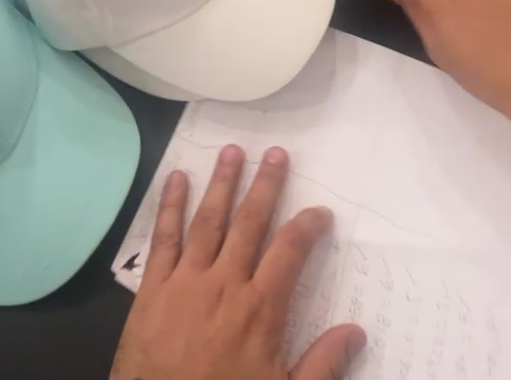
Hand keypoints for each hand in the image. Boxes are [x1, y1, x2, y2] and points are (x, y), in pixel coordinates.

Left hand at [111, 145, 365, 379]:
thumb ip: (322, 365)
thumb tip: (357, 332)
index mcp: (259, 308)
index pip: (290, 251)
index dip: (308, 226)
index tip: (320, 211)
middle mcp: (225, 283)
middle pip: (250, 222)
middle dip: (265, 185)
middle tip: (276, 153)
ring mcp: (186, 281)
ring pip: (209, 220)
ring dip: (222, 183)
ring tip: (233, 151)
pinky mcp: (153, 288)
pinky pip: (164, 238)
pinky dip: (170, 205)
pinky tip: (176, 178)